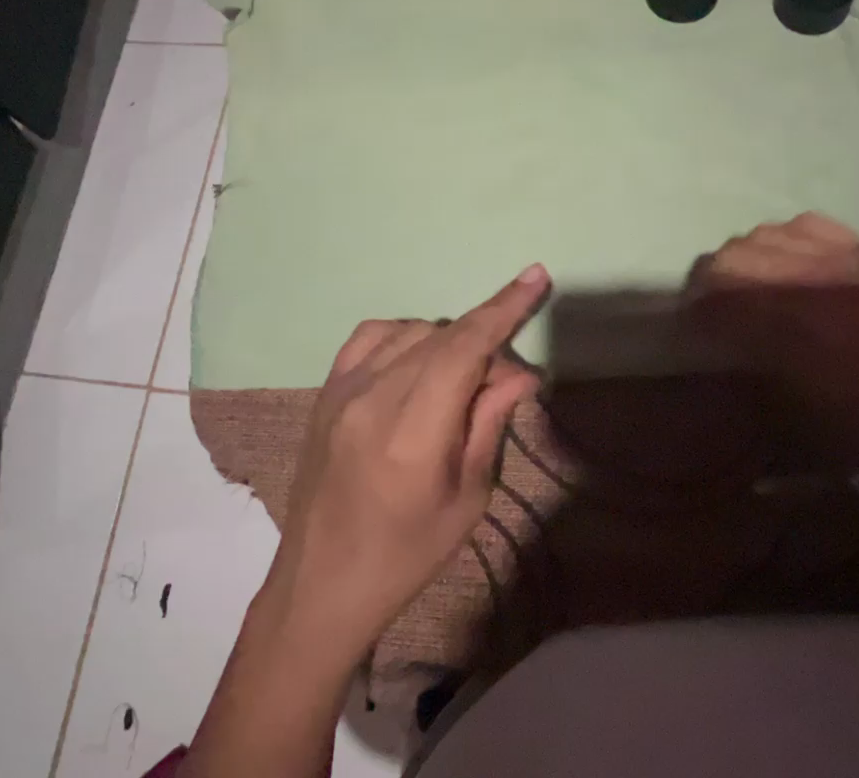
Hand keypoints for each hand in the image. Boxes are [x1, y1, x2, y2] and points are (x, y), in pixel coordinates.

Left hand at [258, 265, 550, 660]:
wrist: (323, 581)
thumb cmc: (408, 554)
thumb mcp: (467, 498)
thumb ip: (489, 423)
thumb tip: (520, 370)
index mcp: (412, 433)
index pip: (464, 348)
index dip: (503, 309)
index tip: (534, 277)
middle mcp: (372, 398)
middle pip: (441, 336)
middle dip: (485, 338)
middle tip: (505, 378)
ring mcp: (341, 390)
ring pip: (409, 331)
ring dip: (447, 340)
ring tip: (462, 378)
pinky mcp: (324, 391)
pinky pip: (371, 337)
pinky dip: (405, 336)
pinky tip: (419, 359)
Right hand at [686, 213, 858, 500]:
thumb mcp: (803, 424)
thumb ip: (749, 379)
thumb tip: (713, 354)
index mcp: (793, 326)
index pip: (715, 295)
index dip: (693, 311)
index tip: (690, 331)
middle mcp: (813, 279)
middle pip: (730, 256)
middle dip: (711, 283)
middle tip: (714, 313)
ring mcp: (843, 256)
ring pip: (763, 234)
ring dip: (745, 261)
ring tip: (751, 291)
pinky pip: (804, 224)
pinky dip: (785, 243)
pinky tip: (792, 271)